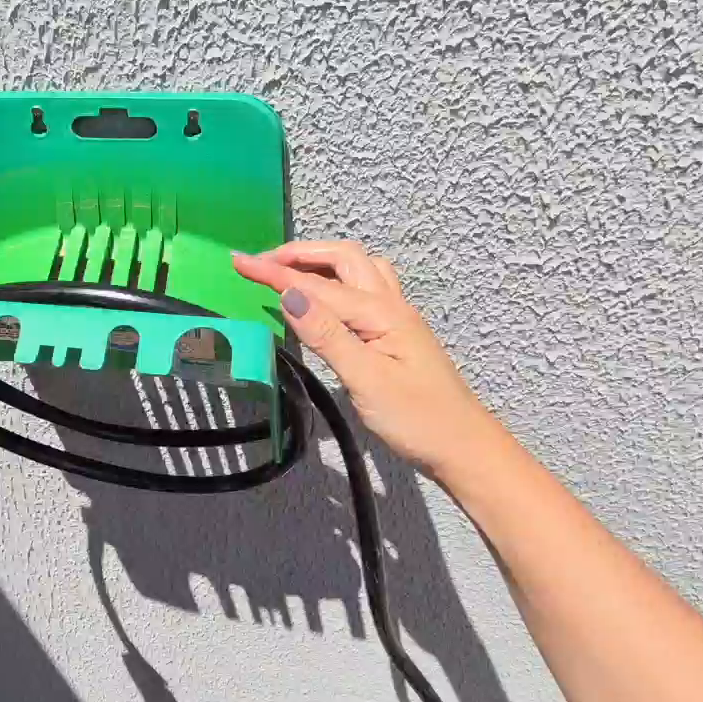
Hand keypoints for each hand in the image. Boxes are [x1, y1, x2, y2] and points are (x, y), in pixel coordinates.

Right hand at [233, 241, 495, 474]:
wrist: (463, 448)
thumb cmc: (416, 419)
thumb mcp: (366, 379)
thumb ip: (327, 335)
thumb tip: (289, 295)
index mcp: (380, 313)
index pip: (316, 285)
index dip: (275, 271)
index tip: (238, 262)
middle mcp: (390, 306)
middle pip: (343, 258)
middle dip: (299, 254)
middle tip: (262, 263)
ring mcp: (396, 318)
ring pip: (358, 269)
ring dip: (321, 261)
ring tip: (289, 272)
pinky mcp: (396, 333)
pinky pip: (364, 288)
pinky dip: (336, 280)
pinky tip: (324, 298)